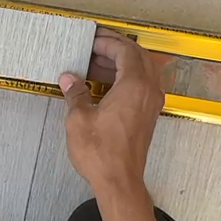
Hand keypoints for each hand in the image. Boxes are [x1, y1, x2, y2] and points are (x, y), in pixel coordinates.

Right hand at [60, 28, 162, 197]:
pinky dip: (124, 78)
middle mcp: (148, 91)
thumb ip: (75, 93)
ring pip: (141, 71)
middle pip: (137, 56)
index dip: (107, 42)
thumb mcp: (79, 118)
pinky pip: (140, 86)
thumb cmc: (102, 153)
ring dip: (120, 63)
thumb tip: (70, 79)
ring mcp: (151, 104)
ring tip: (95, 64)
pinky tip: (104, 84)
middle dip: (115, 48)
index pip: (125, 51)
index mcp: (134, 85)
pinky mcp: (147, 116)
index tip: (92, 40)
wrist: (119, 181)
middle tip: (95, 45)